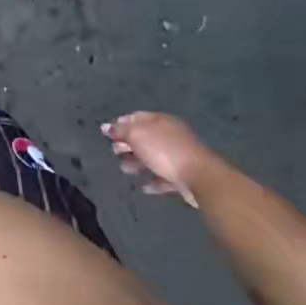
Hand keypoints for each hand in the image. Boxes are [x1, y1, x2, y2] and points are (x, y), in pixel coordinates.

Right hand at [101, 112, 220, 207]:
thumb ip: (120, 131)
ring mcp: (178, 156)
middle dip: (127, 144)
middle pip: (144, 137)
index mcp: (160, 121)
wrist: (200, 176)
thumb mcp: (137, 135)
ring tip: (125, 169)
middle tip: (115, 151)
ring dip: (137, 163)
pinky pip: (164, 177)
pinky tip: (144, 187)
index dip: (120, 124)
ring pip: (153, 157)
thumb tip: (105, 126)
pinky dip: (153, 181)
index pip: (136, 117)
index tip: (107, 134)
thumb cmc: (165, 151)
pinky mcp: (183, 175)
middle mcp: (170, 135)